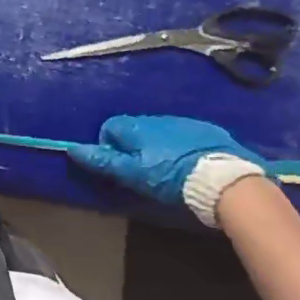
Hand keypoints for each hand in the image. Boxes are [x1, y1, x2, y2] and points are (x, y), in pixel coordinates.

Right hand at [64, 115, 267, 225]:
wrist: (227, 180)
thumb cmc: (171, 178)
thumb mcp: (132, 174)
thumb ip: (103, 161)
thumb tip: (72, 149)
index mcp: (137, 127)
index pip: (109, 127)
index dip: (109, 147)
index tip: (118, 167)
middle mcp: (159, 118)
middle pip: (134, 129)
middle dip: (133, 146)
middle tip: (140, 172)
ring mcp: (186, 122)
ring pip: (160, 132)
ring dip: (157, 146)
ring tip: (166, 170)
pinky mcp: (210, 131)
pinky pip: (184, 135)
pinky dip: (180, 147)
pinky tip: (189, 165)